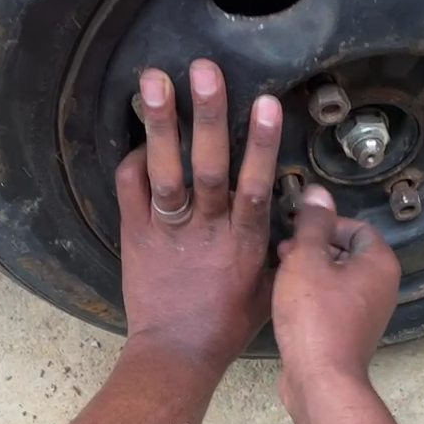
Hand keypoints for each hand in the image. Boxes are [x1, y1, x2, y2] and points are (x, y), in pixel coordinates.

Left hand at [115, 60, 280, 373]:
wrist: (178, 352)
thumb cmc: (227, 323)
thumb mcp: (268, 290)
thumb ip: (279, 250)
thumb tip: (293, 219)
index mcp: (244, 244)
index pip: (256, 187)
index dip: (262, 144)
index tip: (266, 104)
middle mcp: (207, 231)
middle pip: (208, 168)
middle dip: (208, 117)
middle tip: (205, 71)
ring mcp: (168, 232)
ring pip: (165, 173)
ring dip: (160, 124)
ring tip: (153, 80)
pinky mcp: (136, 237)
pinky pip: (130, 193)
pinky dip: (132, 163)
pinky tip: (136, 137)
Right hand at [272, 186, 399, 404]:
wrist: (321, 378)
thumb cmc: (315, 318)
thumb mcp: (307, 259)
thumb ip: (312, 224)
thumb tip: (318, 194)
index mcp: (380, 263)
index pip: (356, 226)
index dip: (325, 224)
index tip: (297, 230)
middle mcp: (381, 287)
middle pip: (347, 252)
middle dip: (314, 248)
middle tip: (286, 252)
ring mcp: (368, 312)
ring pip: (338, 278)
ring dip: (310, 272)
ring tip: (283, 274)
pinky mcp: (351, 332)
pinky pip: (333, 302)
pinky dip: (313, 296)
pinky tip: (289, 300)